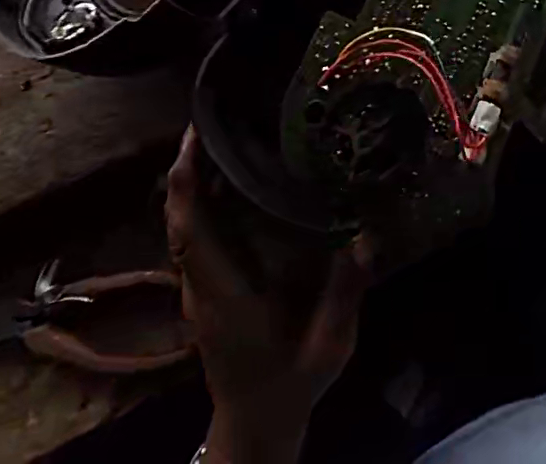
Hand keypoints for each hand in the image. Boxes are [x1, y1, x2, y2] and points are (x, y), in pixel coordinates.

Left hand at [166, 128, 372, 462]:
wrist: (255, 422)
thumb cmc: (290, 382)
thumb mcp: (328, 347)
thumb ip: (345, 294)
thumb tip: (366, 238)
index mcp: (224, 296)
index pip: (192, 232)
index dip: (187, 182)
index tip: (195, 138)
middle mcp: (201, 287)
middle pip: (178, 221)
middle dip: (187, 169)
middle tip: (212, 123)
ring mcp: (198, 290)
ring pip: (182, 228)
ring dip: (192, 183)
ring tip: (222, 139)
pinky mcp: (206, 290)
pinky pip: (194, 237)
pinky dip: (201, 202)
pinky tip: (231, 182)